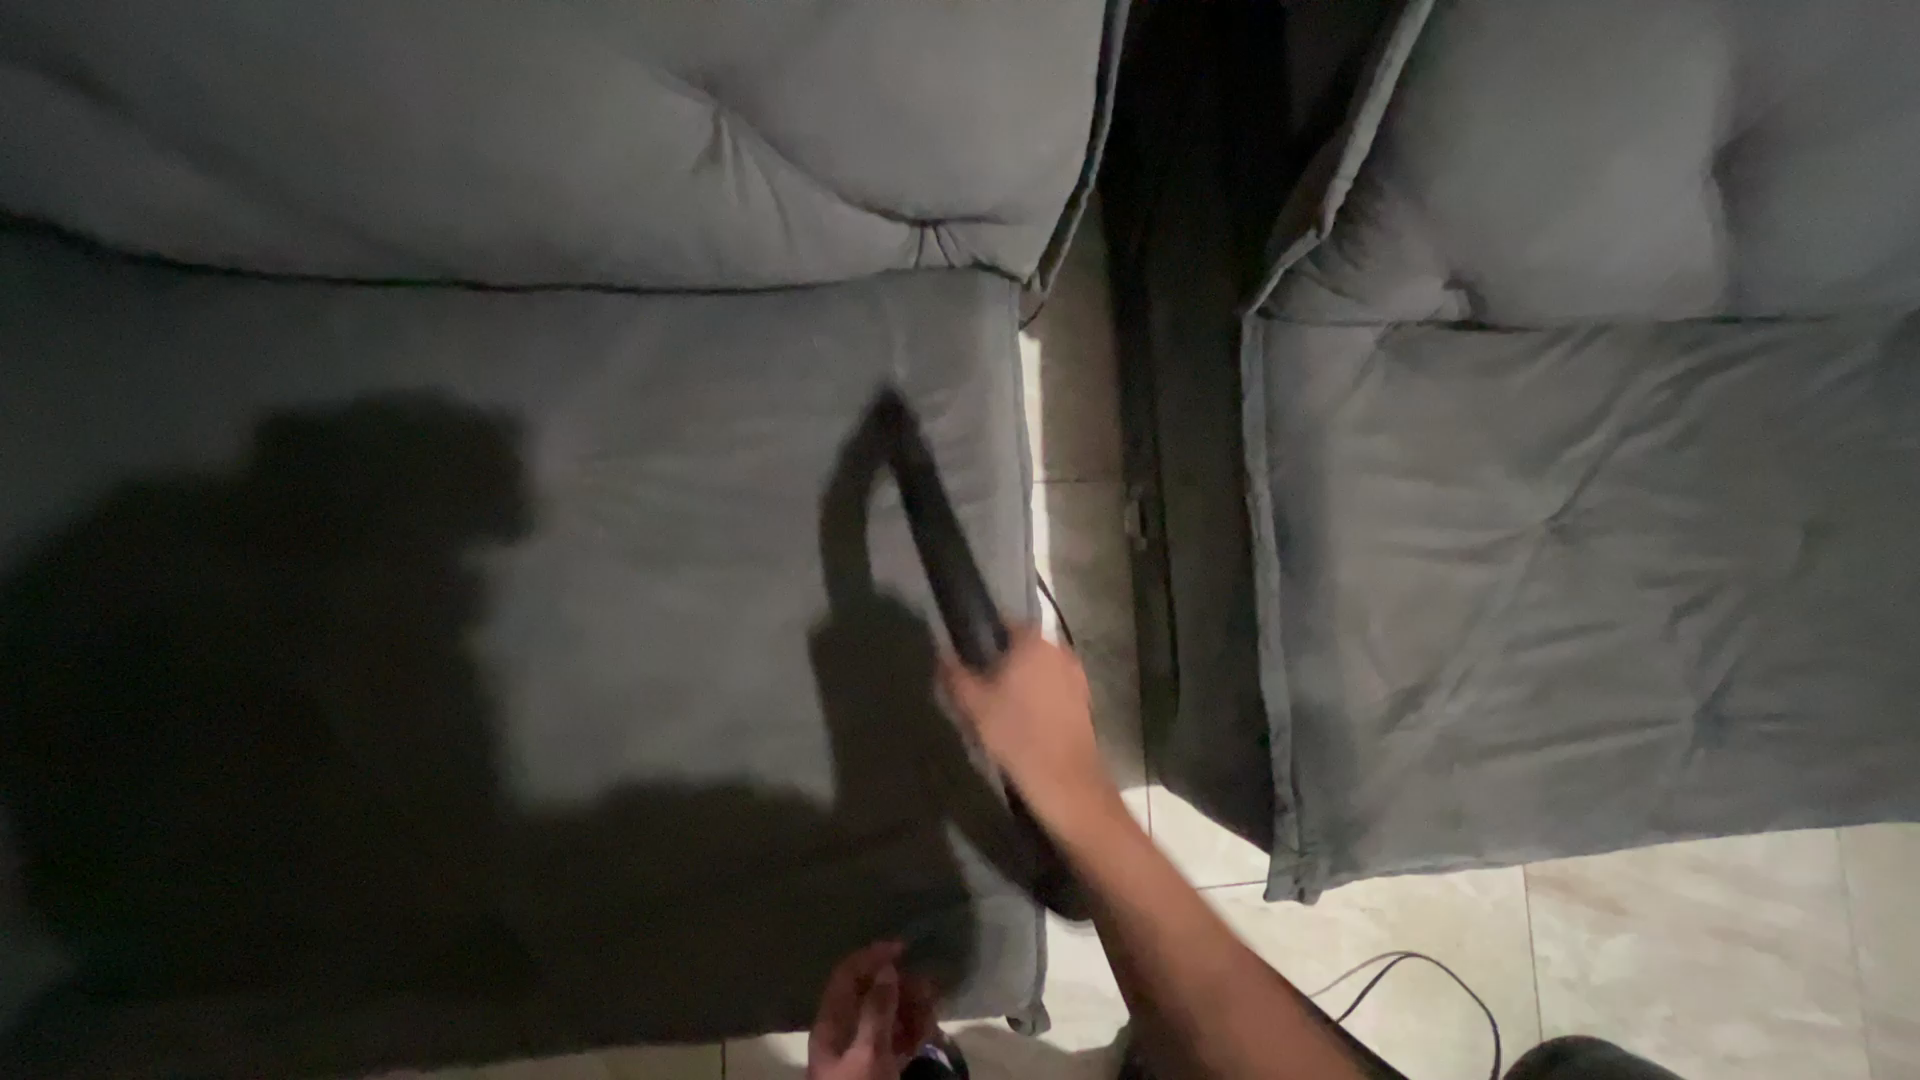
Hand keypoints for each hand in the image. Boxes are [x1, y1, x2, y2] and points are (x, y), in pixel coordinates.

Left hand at [807, 942, 936, 1079]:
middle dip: (901, 985)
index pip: (846, 976)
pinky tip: (931, 1028)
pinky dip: (914, 1031)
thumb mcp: (868, 1055)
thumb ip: (877, 1010)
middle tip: (929, 983)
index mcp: (831, 1025)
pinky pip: (897, 1040)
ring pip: (888, 1017)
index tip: (903, 948)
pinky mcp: (880, 1071)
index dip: (871, 956)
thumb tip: (887, 969)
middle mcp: (844, 1033)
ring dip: (912, 1006)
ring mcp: (862, 1053)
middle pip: (871, 994)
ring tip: (934, 1004)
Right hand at [939, 625, 1118, 824]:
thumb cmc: (1015, 735)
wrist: (1064, 779)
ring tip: (1002, 707)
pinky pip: (1054, 687)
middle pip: (1023, 645)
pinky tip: (1025, 721)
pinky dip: (1040, 696)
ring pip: (1040, 667)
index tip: (968, 658)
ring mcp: (1076, 673)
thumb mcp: (972, 705)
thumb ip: (953, 673)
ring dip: (1023, 679)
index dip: (982, 637)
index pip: (1003, 622)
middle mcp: (1059, 648)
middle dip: (1003, 660)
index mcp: (1032, 640)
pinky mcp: (1085, 698)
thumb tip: (941, 654)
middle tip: (982, 686)